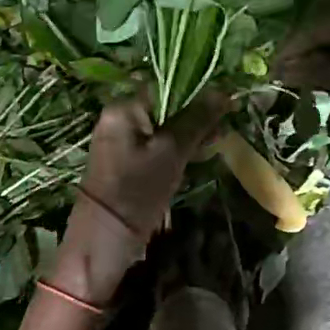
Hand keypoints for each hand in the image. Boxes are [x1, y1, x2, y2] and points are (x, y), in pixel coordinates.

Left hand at [49, 95, 224, 304]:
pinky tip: (201, 155)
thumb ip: (197, 119)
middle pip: (167, 104)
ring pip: (167, 126)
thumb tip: (224, 90)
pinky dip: (180, 148)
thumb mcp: (172, 152)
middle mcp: (119, 118)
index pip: (166, 84)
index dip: (199, 91)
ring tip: (218, 141)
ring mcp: (123, 141)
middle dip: (198, 114)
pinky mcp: (129, 163)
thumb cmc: (136, 193)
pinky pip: (160, 145)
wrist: (103, 244)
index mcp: (123, 107)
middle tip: (225, 126)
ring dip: (192, 132)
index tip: (226, 104)